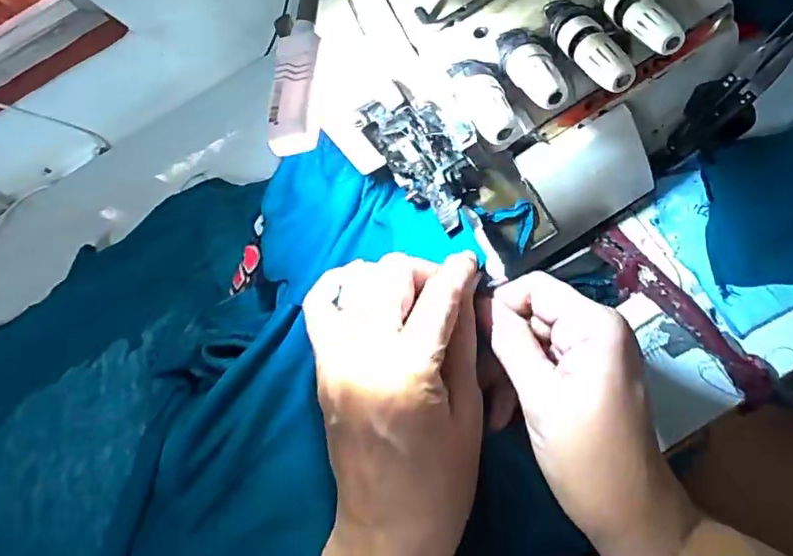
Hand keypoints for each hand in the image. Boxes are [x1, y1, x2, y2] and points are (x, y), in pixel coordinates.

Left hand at [305, 253, 482, 555]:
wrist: (385, 531)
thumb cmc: (442, 479)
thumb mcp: (468, 406)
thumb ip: (463, 336)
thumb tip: (464, 283)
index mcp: (408, 370)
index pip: (437, 294)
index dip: (460, 270)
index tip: (472, 263)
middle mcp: (363, 353)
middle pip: (393, 272)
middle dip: (426, 271)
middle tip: (445, 292)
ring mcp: (334, 356)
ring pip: (360, 276)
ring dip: (392, 277)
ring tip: (412, 300)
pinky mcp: (320, 364)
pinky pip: (320, 301)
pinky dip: (343, 283)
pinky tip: (368, 291)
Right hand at [483, 272, 703, 555]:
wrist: (631, 517)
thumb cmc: (588, 460)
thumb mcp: (540, 398)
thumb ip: (510, 343)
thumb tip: (483, 303)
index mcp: (596, 323)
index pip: (536, 286)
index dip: (500, 303)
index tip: (472, 333)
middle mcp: (600, 326)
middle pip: (535, 313)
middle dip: (505, 346)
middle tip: (483, 383)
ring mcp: (597, 350)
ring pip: (537, 339)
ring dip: (511, 369)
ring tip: (496, 407)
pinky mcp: (591, 371)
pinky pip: (550, 360)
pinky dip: (527, 380)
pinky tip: (509, 411)